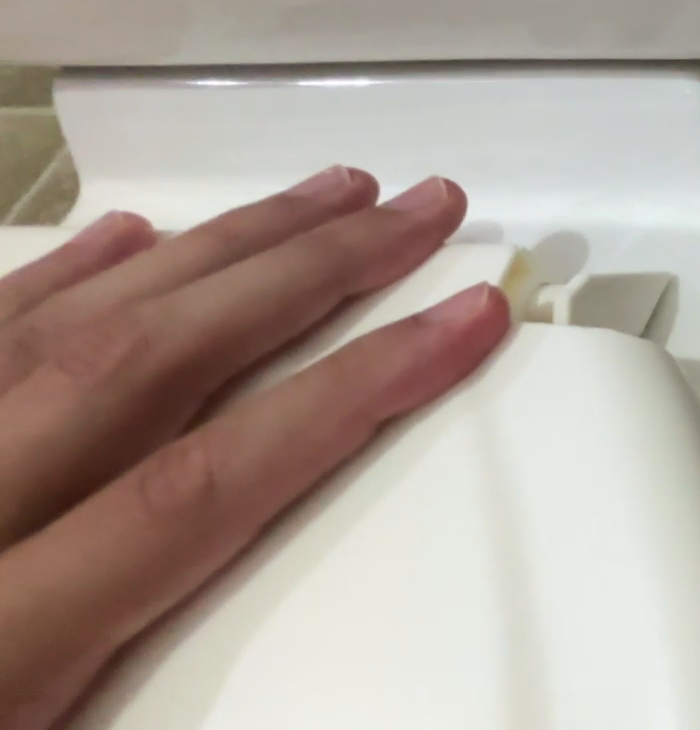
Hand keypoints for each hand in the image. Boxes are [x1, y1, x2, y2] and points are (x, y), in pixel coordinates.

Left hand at [0, 169, 509, 728]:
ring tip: (335, 189)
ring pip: (63, 327)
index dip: (364, 383)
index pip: (213, 479)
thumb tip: (299, 617)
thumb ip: (128, 683)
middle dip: (315, 269)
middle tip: (425, 204)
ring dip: (223, 246)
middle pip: (147, 364)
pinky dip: (53, 279)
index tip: (476, 313)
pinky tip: (135, 237)